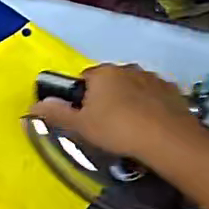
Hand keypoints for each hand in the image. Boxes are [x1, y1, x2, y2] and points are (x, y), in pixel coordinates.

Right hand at [29, 63, 200, 159]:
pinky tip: (150, 125)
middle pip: (110, 81)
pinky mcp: (173, 91)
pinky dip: (150, 106)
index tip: (85, 117)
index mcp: (103, 73)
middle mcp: (127, 69)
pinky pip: (154, 96)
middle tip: (105, 125)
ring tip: (130, 127)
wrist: (168, 139)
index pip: (84, 79)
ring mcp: (152, 78)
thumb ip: (57, 113)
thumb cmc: (118, 130)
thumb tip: (35, 105)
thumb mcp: (81, 126)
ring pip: (133, 87)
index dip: (82, 98)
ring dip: (129, 100)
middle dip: (106, 97)